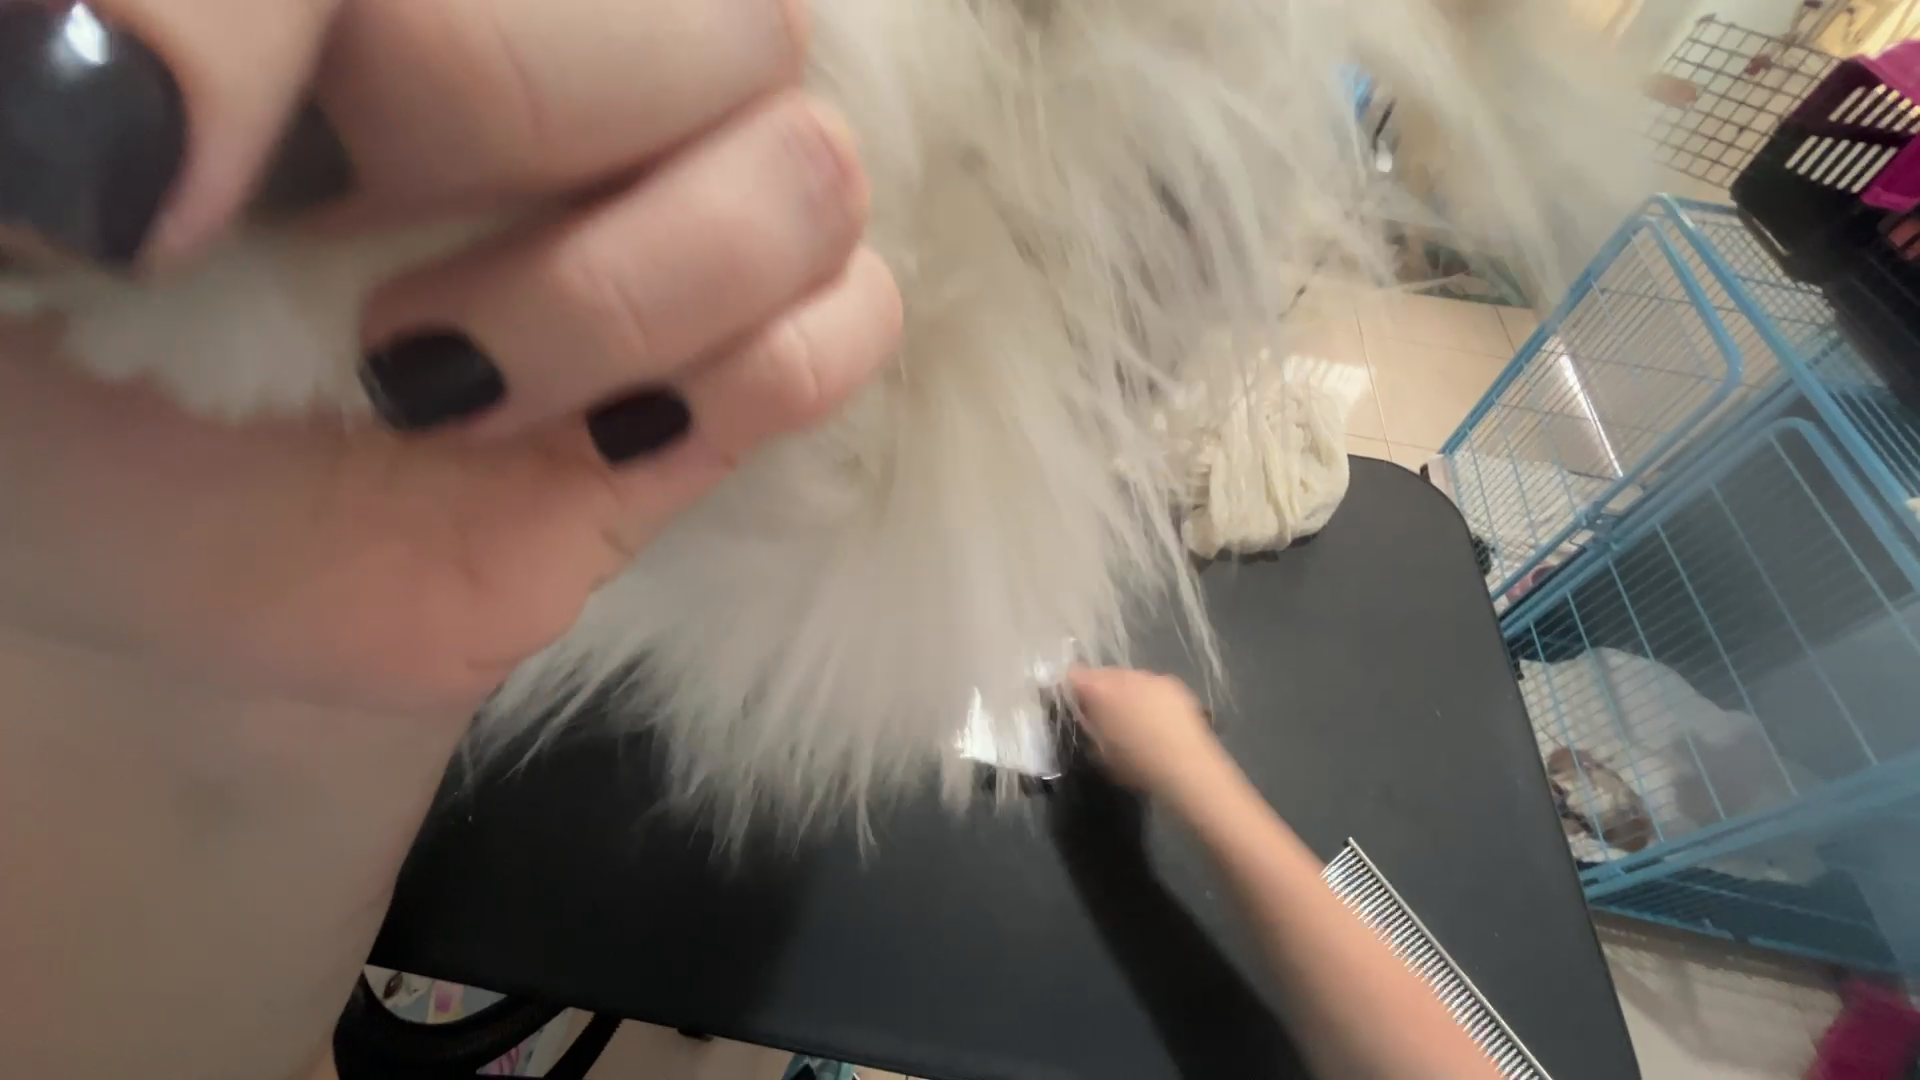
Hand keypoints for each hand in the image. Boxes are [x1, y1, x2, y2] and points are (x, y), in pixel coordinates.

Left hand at [0, 0, 900, 718]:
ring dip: (631, 296)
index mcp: (445, 6)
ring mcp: (701, 235)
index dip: (370, 28)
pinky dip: (749, 381)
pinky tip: (614, 435)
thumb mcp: (33, 169)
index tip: (143, 171)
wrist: (194, 583)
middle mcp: (614, 78)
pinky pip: (851, 333)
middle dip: (521, 119)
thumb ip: (151, 55)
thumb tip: (157, 94)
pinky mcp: (746, 379)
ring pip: (818, 180)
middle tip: (329, 250)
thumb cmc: (74, 371)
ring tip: (456, 387)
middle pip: (744, 22)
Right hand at [1066, 667, 1234, 799]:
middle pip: (1102, 674)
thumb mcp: (1100, 751)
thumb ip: (1088, 725)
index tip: (1076, 706)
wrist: (1187, 767)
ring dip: (1126, 692)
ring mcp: (1151, 676)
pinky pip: (1151, 685)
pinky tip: (1157, 718)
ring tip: (1133, 718)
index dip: (1072, 689)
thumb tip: (1085, 714)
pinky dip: (1149, 696)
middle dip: (1100, 690)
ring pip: (1128, 678)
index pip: (1073, 676)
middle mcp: (1124, 675)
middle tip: (1104, 715)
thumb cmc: (1136, 765)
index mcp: (1099, 689)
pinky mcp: (1174, 684)